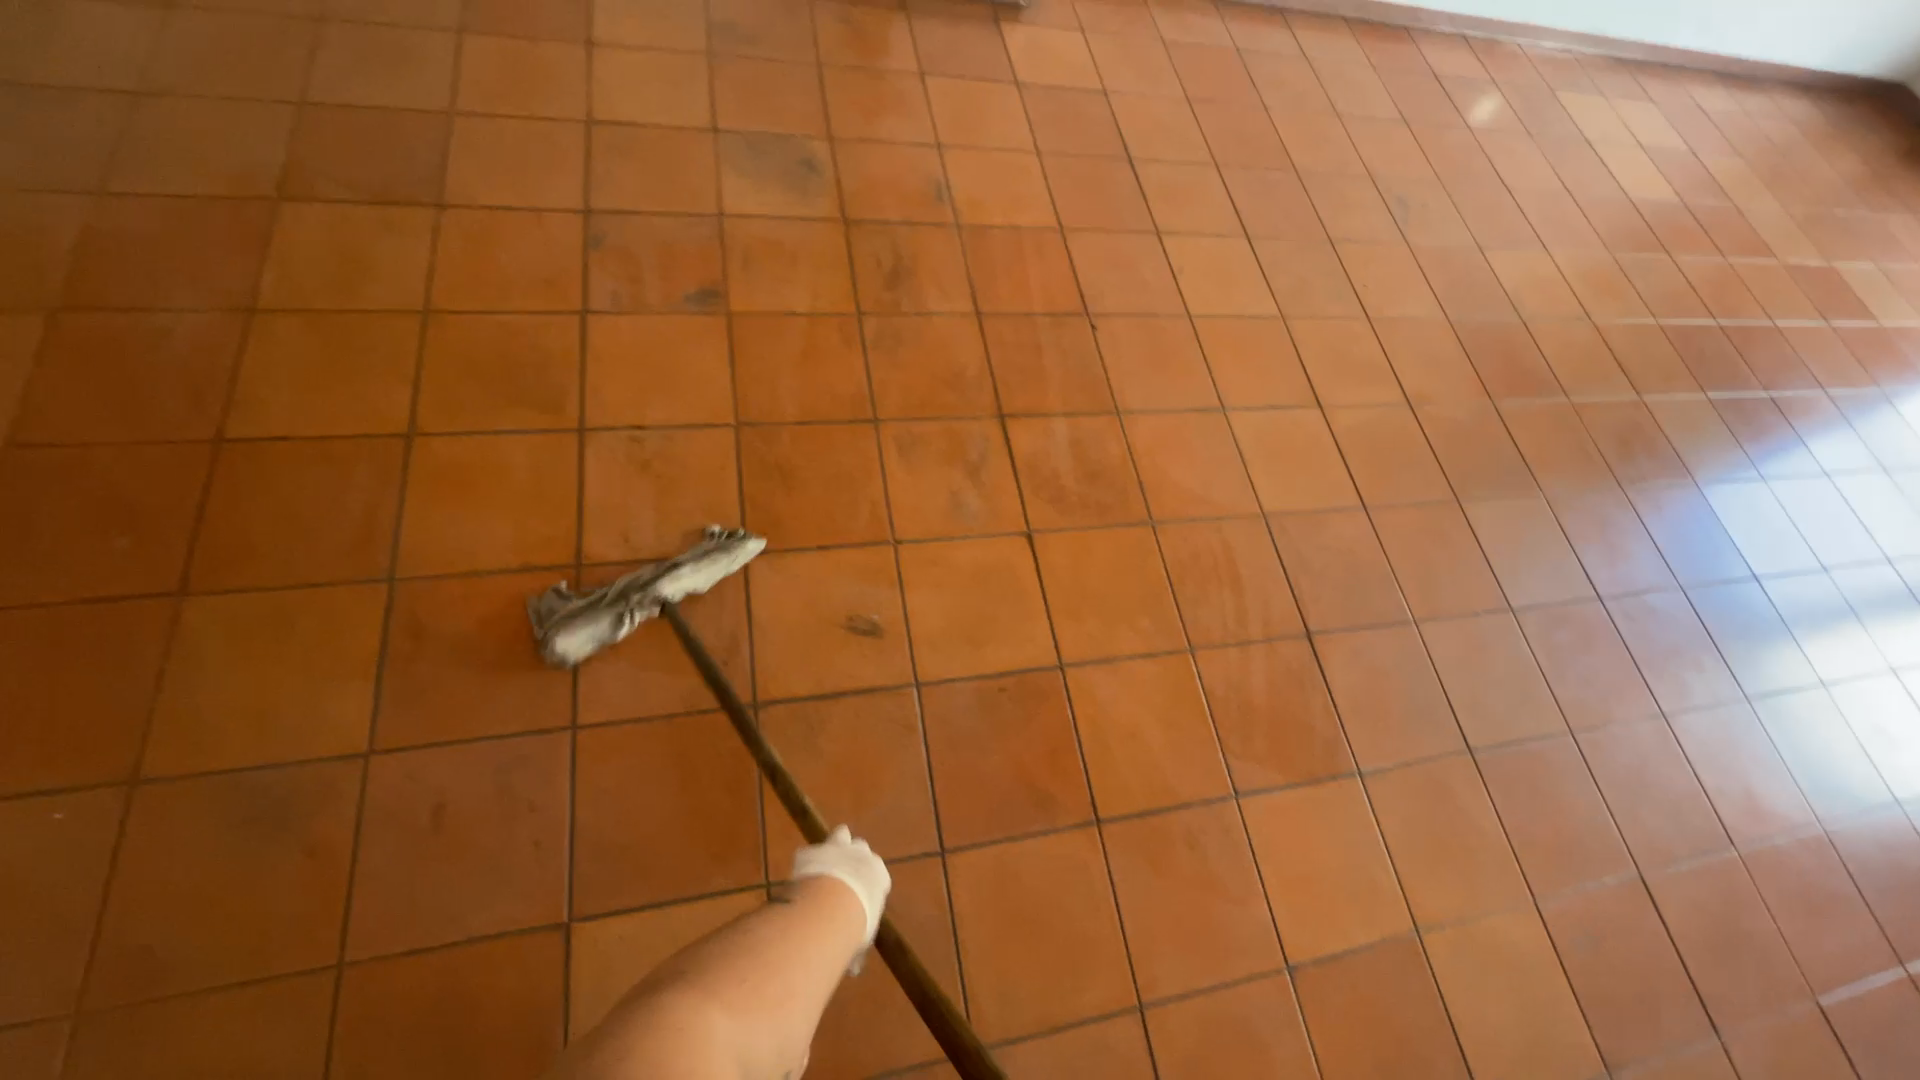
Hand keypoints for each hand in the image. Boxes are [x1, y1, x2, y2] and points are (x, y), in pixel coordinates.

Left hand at [792, 825, 890, 946]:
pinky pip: (809, 851)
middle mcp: (861, 855)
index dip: (867, 880)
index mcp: (878, 875)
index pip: (877, 872)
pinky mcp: (813, 849)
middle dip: (852, 856)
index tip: (860, 891)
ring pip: (840, 835)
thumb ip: (858, 949)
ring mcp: (837, 847)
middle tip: (843, 871)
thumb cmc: (855, 924)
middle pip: (860, 847)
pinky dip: (806, 860)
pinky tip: (800, 873)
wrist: (832, 905)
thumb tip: (854, 968)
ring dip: (834, 844)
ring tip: (825, 857)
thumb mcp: (861, 939)